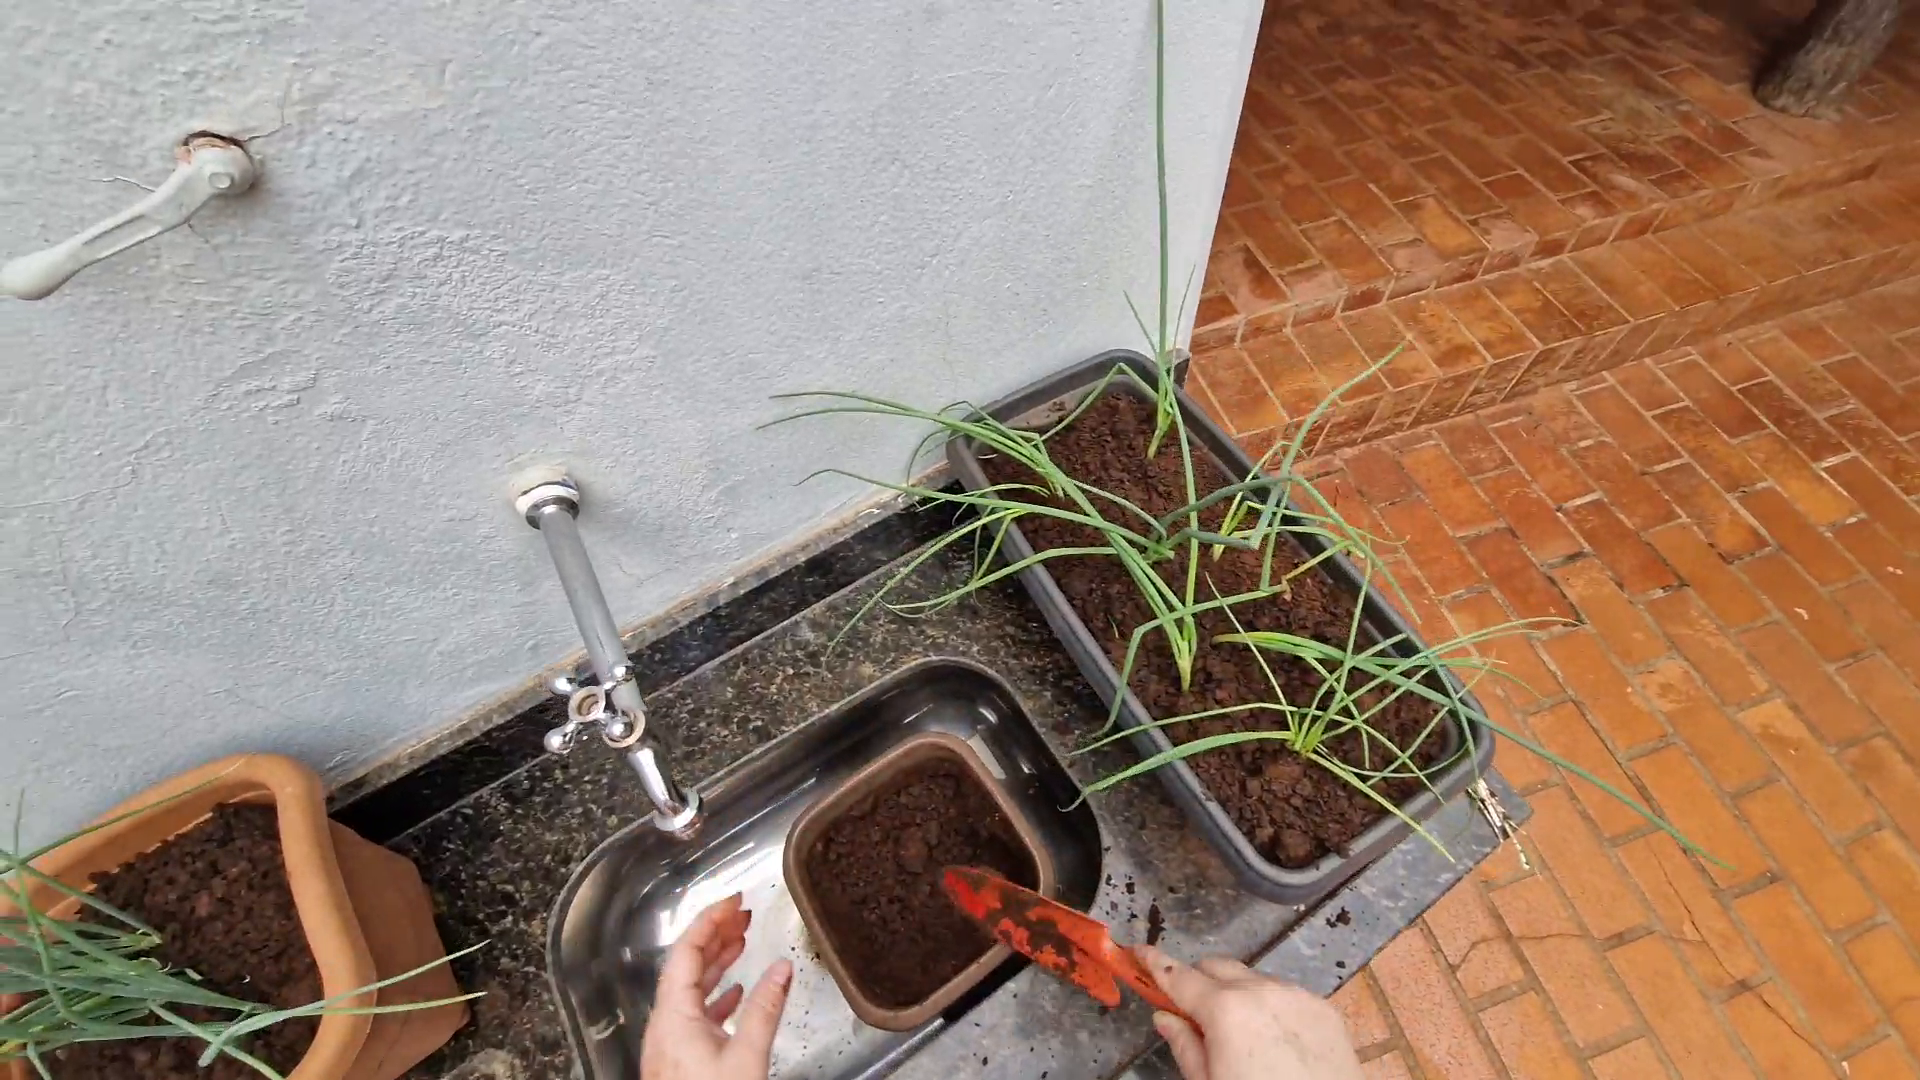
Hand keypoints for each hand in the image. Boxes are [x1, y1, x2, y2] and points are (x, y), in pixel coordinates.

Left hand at [640, 893, 793, 1079]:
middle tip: (745, 913)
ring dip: (717, 961)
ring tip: (743, 940)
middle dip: (715, 934)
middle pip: (686, 965)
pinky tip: (738, 990)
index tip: (736, 899)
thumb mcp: (747, 1058)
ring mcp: (671, 1045)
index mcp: (673, 1016)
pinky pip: (696, 1013)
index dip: (710, 919)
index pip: (687, 951)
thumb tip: (784, 965)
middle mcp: (665, 1026)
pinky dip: (717, 993)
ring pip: (691, 989)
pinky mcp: (681, 1062)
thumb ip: (765, 1008)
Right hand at [1136, 946, 1362, 1079]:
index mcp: (1224, 1010)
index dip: (1154, 963)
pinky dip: (1271, 1008)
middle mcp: (1259, 989)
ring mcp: (1296, 995)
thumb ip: (1185, 1047)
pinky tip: (1279, 1045)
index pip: (1178, 975)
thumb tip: (1165, 1017)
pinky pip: (1285, 994)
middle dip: (1200, 983)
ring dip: (1237, 995)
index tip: (1138, 952)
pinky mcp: (1324, 1008)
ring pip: (1251, 979)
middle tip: (1195, 1014)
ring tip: (1244, 1038)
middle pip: (1215, 968)